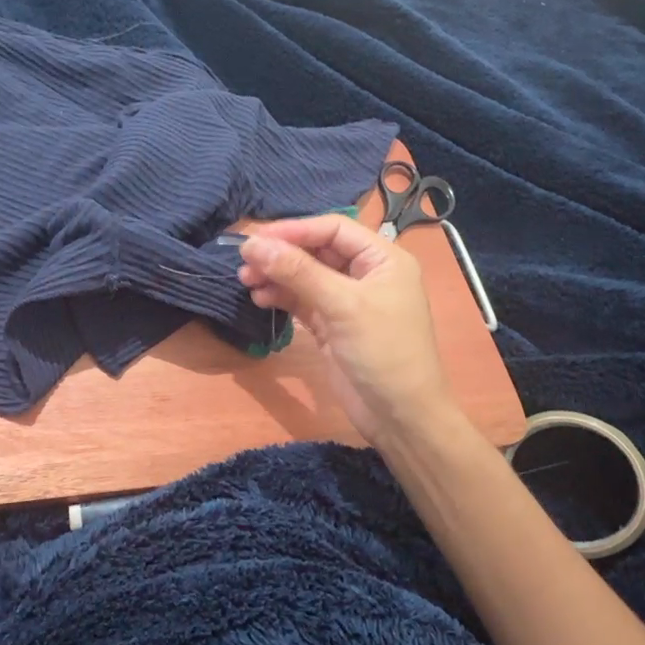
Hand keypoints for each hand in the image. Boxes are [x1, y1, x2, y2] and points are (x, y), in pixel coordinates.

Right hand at [236, 214, 456, 445]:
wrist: (400, 416)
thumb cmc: (382, 351)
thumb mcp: (342, 306)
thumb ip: (297, 272)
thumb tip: (252, 244)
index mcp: (383, 258)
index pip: (333, 229)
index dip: (294, 230)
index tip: (256, 238)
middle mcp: (367, 274)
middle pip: (317, 250)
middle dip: (281, 254)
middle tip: (244, 262)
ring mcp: (348, 301)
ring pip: (306, 276)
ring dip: (276, 276)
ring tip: (245, 281)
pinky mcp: (332, 326)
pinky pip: (303, 301)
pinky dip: (281, 297)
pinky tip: (260, 298)